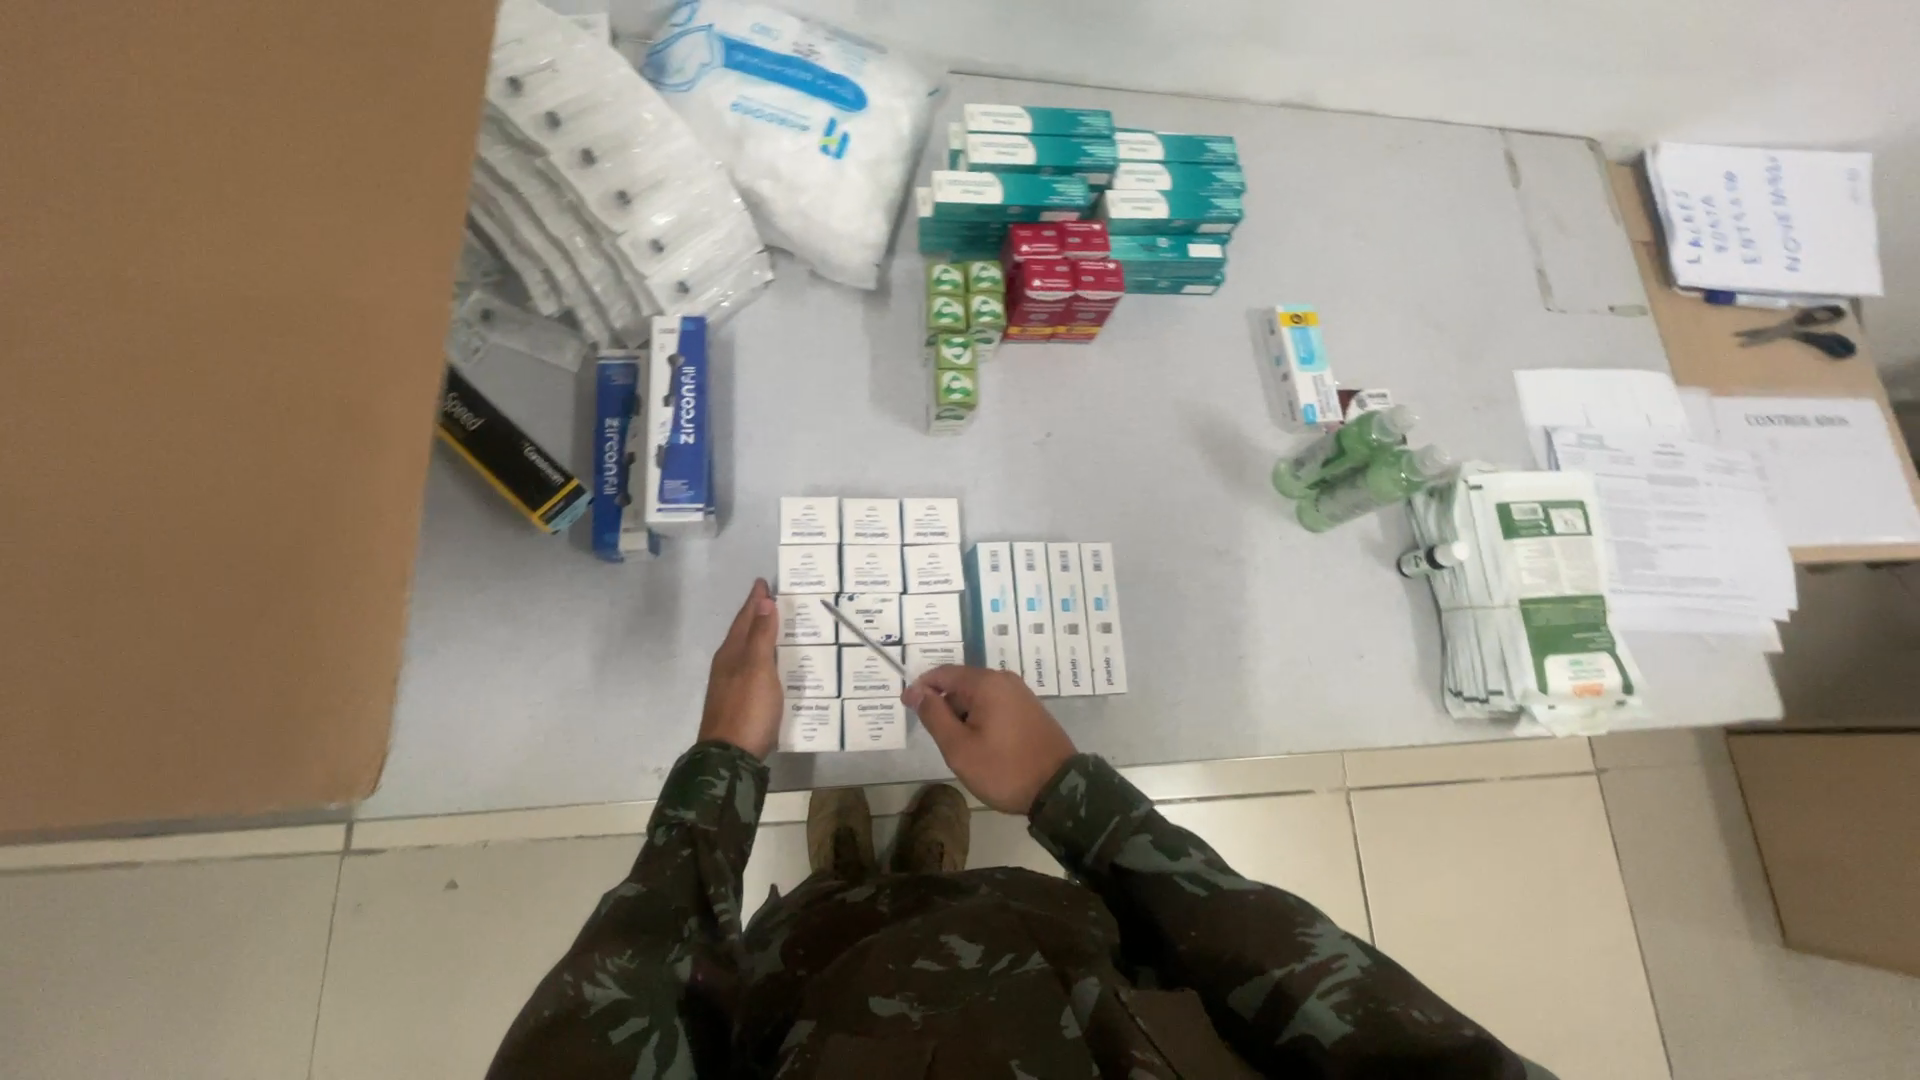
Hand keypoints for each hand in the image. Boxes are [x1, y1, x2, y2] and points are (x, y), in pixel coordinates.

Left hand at [698, 579, 782, 757]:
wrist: (730, 756)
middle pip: (743, 632)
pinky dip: (765, 657)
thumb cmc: (747, 708)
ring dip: (761, 635)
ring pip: (748, 650)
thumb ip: (762, 636)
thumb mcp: (758, 668)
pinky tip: (776, 664)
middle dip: (757, 615)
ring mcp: (732, 684)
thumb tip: (763, 601)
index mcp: (731, 653)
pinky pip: (754, 668)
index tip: (763, 582)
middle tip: (774, 599)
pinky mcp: (740, 701)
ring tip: (779, 626)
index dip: (755, 601)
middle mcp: (728, 665)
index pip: (745, 619)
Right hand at [903, 666, 1076, 813]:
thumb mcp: (959, 748)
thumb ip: (935, 716)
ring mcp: (1020, 694)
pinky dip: (980, 718)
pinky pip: (995, 705)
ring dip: (963, 715)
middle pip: (962, 684)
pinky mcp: (1030, 709)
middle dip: (944, 706)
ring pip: (978, 697)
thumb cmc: (1004, 769)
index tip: (906, 706)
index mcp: (986, 683)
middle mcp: (1005, 680)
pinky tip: (980, 744)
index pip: (943, 673)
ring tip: (959, 747)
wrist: (1059, 789)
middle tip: (938, 740)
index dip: (921, 687)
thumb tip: (917, 691)